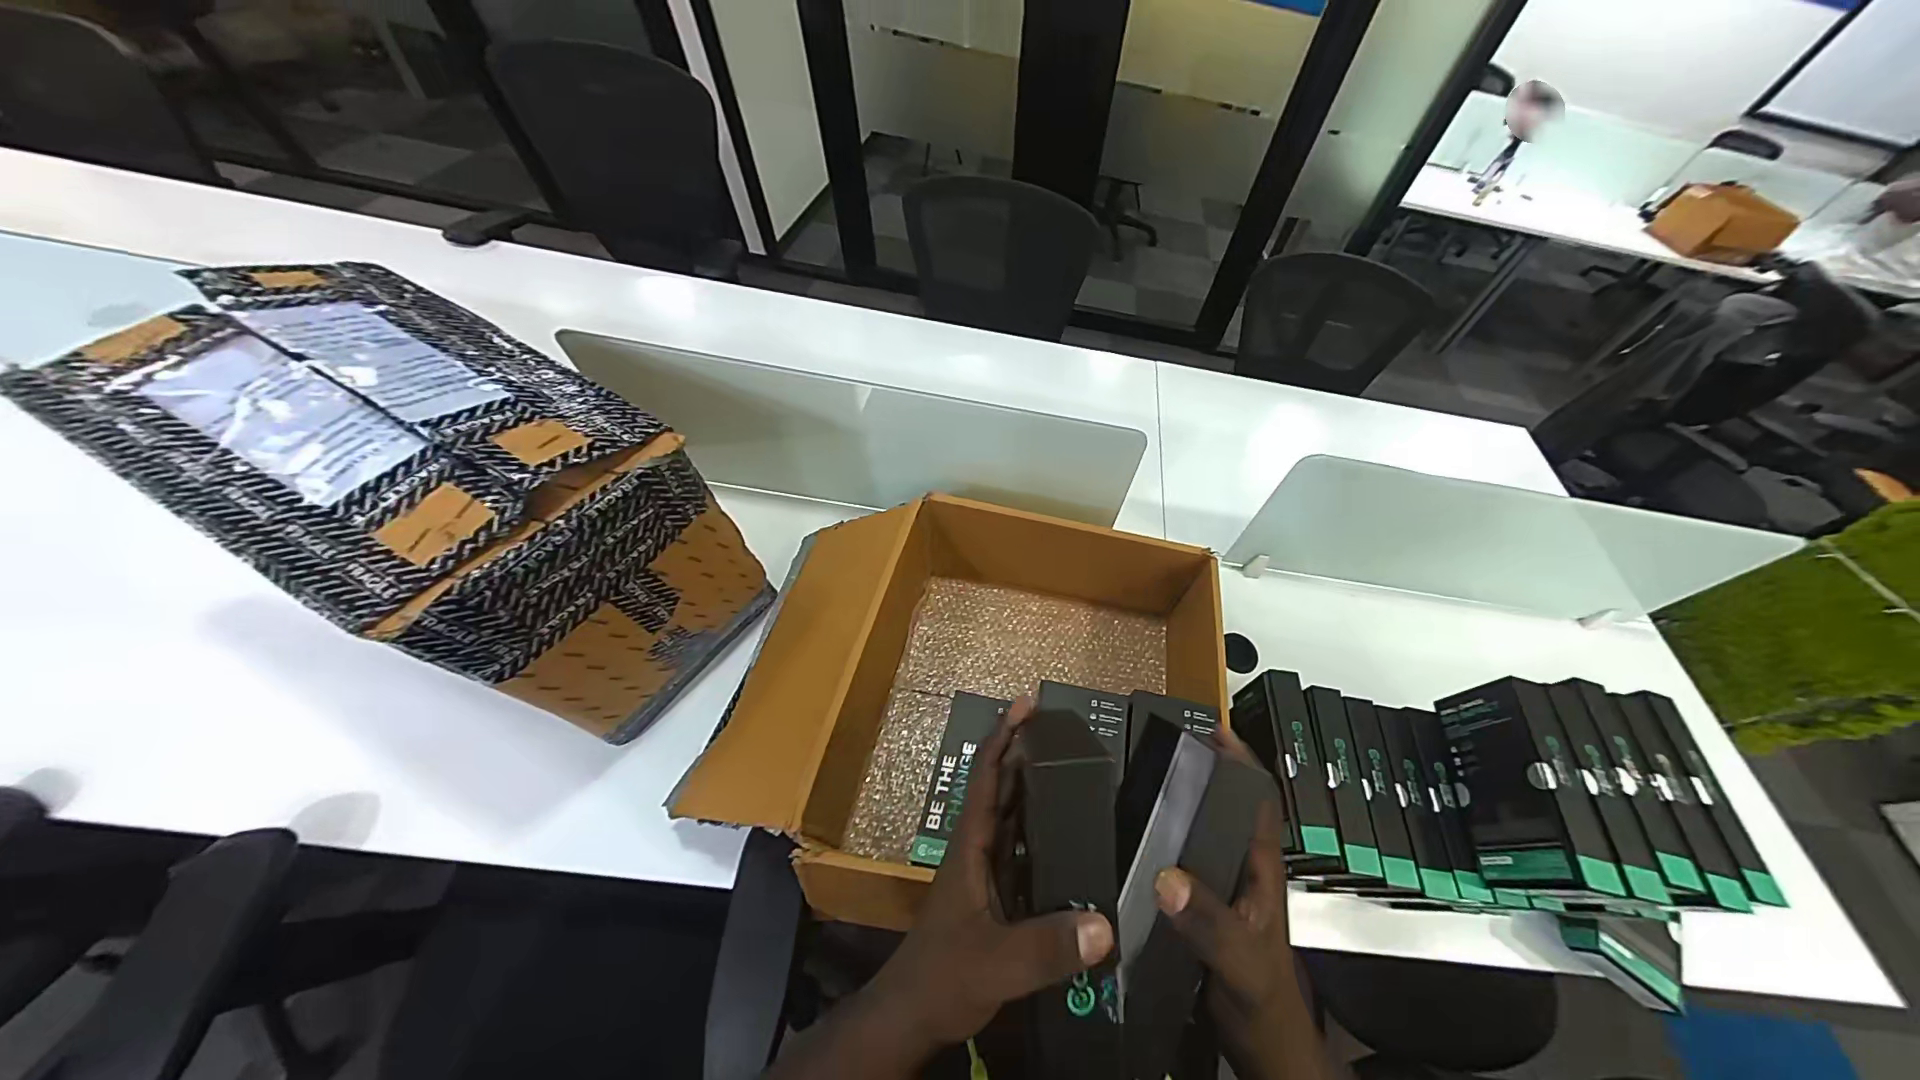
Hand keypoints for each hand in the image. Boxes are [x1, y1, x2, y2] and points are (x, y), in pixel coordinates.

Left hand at [870, 695, 1114, 1048]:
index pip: (987, 777)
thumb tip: (1106, 925)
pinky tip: (1069, 835)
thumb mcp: (995, 963)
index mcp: (970, 846)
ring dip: (1033, 788)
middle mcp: (977, 849)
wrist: (912, 1014)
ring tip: (1070, 767)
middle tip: (1060, 727)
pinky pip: (1022, 850)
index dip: (1004, 737)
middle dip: (1024, 752)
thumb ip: (1046, 947)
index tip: (1026, 704)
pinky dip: (1042, 832)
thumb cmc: (942, 977)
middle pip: (1002, 788)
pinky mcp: (995, 896)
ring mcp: (985, 872)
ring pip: (1012, 817)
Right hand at [1154, 768, 1327, 1079]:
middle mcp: (1238, 869)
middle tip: (1156, 745)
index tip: (1209, 729)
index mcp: (1257, 868)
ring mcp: (1219, 887)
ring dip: (1176, 803)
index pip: (1255, 798)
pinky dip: (1158, 839)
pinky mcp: (1199, 905)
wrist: (1262, 1047)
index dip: (1238, 758)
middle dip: (1198, 771)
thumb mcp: (1237, 961)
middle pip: (1223, 806)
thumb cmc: (1264, 1005)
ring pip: (1200, 831)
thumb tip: (1165, 876)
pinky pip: (1178, 859)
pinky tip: (1129, 839)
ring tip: (1135, 779)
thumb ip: (1207, 921)